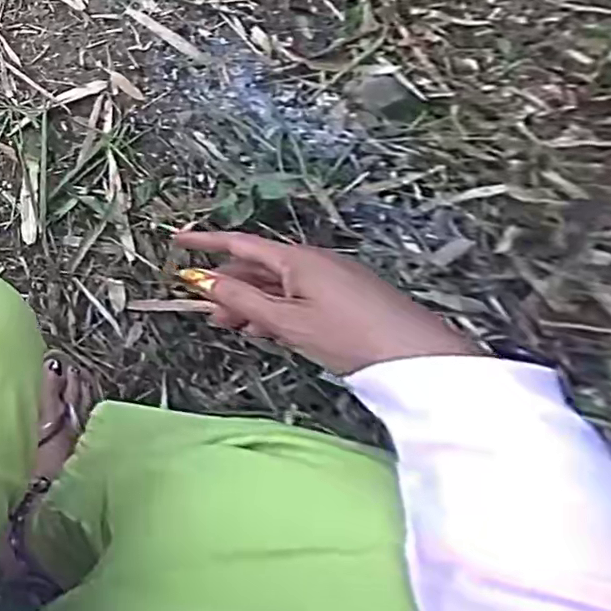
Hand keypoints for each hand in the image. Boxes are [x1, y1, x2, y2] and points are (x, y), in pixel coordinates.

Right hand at [173, 231, 481, 374]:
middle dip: (230, 288)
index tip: (176, 240)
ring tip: (244, 331)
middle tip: (213, 315)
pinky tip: (276, 333)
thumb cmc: (351, 339)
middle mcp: (317, 262)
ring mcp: (340, 280)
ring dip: (254, 304)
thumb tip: (200, 279)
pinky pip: (303, 295)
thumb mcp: (284, 321)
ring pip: (280, 284)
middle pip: (259, 267)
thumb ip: (237, 299)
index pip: (239, 243)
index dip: (204, 241)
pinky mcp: (358, 300)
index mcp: (297, 259)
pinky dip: (280, 309)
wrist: (434, 370)